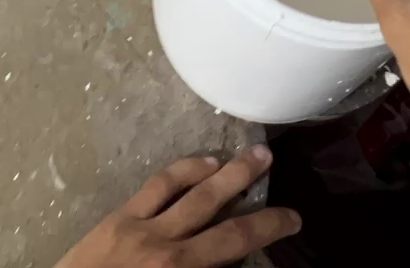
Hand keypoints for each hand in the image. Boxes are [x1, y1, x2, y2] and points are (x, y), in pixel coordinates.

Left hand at [55, 147, 300, 267]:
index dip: (269, 227)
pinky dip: (181, 171)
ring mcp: (139, 226)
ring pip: (187, 186)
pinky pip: (156, 186)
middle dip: (246, 180)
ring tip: (238, 152)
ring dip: (217, 167)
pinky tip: (198, 165)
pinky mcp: (116, 219)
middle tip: (270, 157)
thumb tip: (233, 256)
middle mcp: (166, 244)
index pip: (235, 242)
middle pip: (216, 206)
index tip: (293, 218)